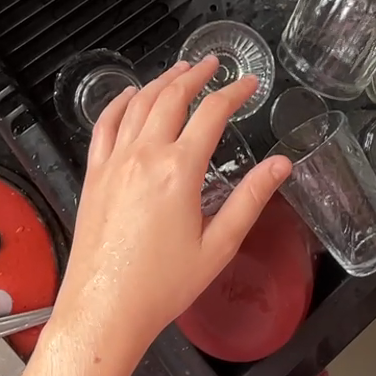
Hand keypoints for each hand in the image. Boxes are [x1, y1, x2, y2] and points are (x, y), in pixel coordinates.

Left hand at [54, 58, 291, 356]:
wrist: (103, 312)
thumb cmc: (163, 286)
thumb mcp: (218, 246)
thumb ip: (250, 199)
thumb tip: (281, 165)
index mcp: (179, 170)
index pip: (212, 113)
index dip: (234, 92)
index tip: (249, 83)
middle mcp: (144, 155)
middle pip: (172, 96)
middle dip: (196, 74)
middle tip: (214, 63)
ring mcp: (114, 161)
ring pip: (139, 104)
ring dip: (162, 80)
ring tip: (180, 69)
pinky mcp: (94, 174)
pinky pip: (104, 125)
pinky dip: (119, 102)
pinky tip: (130, 94)